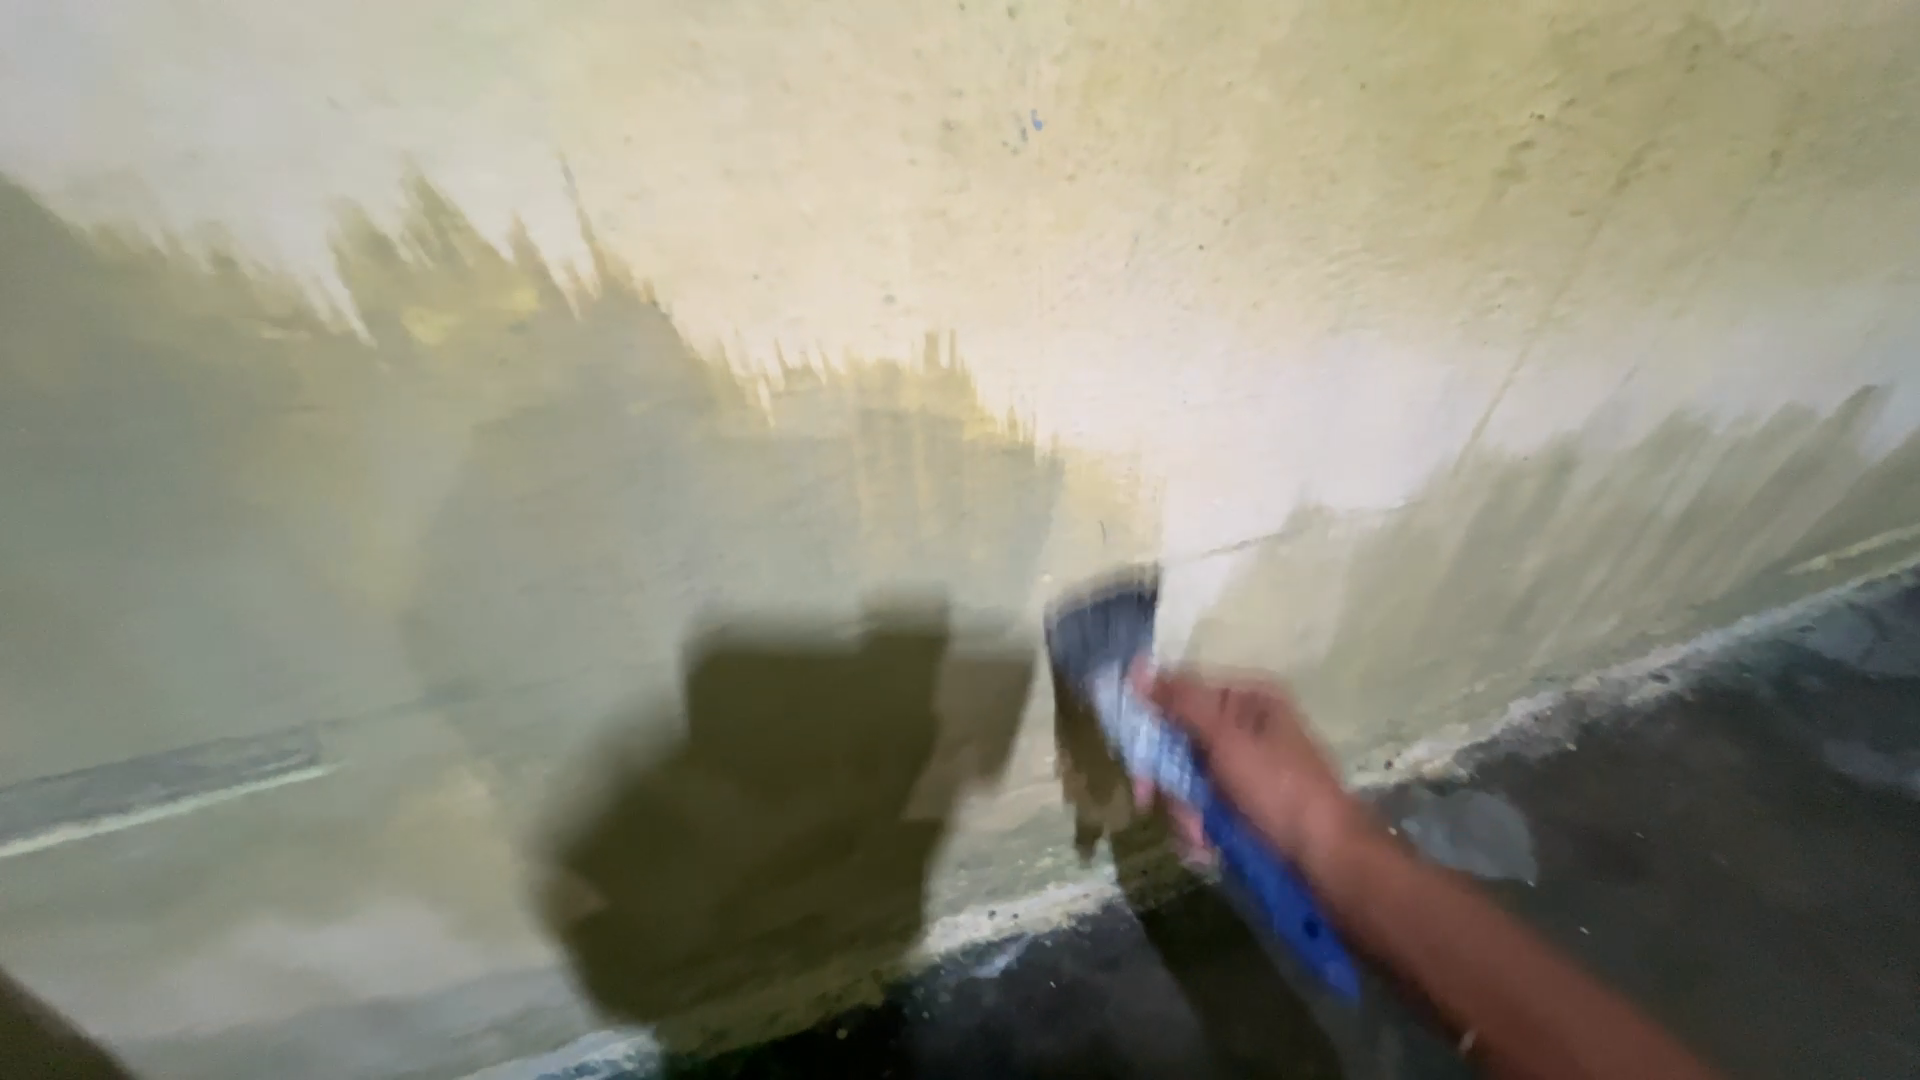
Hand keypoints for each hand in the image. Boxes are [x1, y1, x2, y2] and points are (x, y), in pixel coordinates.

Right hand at [1130, 661, 1370, 868]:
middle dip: (1166, 778)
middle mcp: (1243, 726)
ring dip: (1181, 808)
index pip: (1181, 692)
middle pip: (1178, 738)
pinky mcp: (1242, 803)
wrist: (1327, 861)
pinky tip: (1205, 843)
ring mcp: (1243, 766)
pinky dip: (1196, 825)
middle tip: (1149, 799)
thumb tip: (1137, 665)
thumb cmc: (1278, 789)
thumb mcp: (1226, 740)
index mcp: (1246, 699)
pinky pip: (1200, 803)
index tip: (1131, 750)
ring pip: (1184, 777)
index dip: (1151, 719)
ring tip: (1196, 833)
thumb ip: (1180, 702)